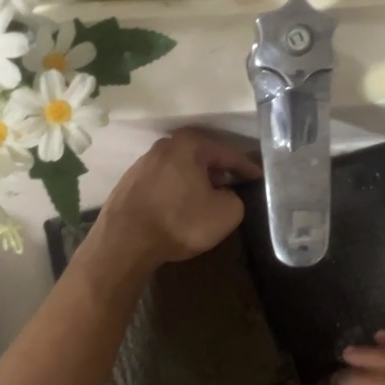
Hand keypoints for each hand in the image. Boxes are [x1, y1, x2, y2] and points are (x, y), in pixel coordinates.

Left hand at [89, 128, 260, 270]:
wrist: (125, 240)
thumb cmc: (179, 221)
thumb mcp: (226, 213)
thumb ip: (236, 198)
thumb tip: (226, 195)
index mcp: (189, 144)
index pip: (227, 153)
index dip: (247, 167)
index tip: (259, 177)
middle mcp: (164, 146)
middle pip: (201, 156)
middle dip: (219, 170)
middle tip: (235, 185)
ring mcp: (143, 163)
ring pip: (181, 168)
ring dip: (196, 181)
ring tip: (208, 198)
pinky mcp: (130, 182)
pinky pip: (164, 182)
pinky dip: (177, 190)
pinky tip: (180, 207)